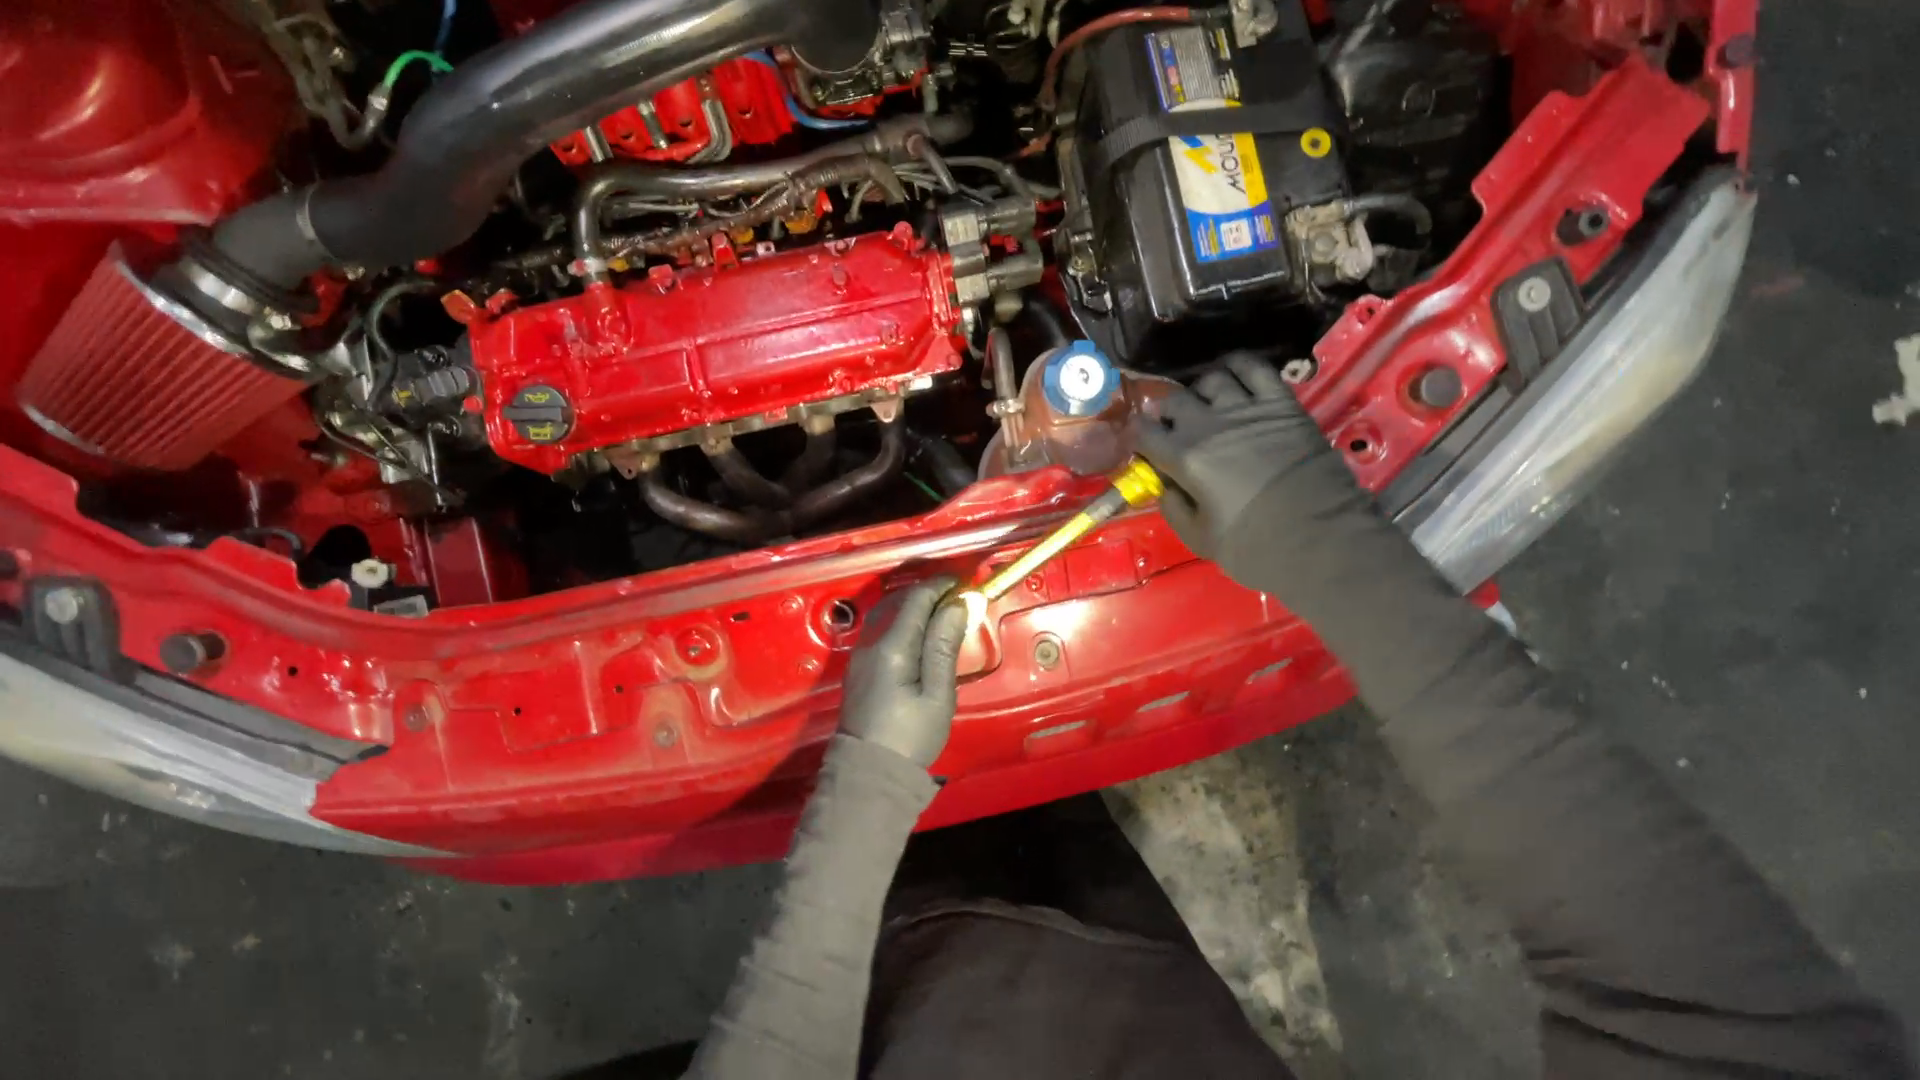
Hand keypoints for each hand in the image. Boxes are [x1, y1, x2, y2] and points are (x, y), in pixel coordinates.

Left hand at [839, 578, 970, 767]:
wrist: (868, 775)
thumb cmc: (910, 737)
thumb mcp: (937, 695)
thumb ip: (944, 646)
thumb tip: (957, 604)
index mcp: (892, 647)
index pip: (916, 599)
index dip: (942, 586)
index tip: (966, 585)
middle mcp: (871, 643)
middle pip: (899, 602)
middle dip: (929, 593)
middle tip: (959, 598)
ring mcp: (861, 656)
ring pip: (888, 615)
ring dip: (916, 607)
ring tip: (944, 614)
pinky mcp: (860, 670)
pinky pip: (882, 632)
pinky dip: (904, 623)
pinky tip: (922, 636)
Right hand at [1131, 354, 1366, 596]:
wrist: (1321, 537)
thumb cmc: (1255, 545)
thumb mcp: (1198, 538)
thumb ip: (1173, 507)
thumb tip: (1166, 485)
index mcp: (1184, 457)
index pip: (1142, 431)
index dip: (1136, 436)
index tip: (1141, 446)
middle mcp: (1210, 424)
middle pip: (1175, 400)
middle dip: (1167, 414)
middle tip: (1175, 429)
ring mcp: (1248, 408)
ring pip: (1211, 378)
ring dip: (1201, 390)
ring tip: (1206, 404)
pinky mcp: (1281, 402)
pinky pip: (1254, 368)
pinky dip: (1238, 366)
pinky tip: (1233, 375)